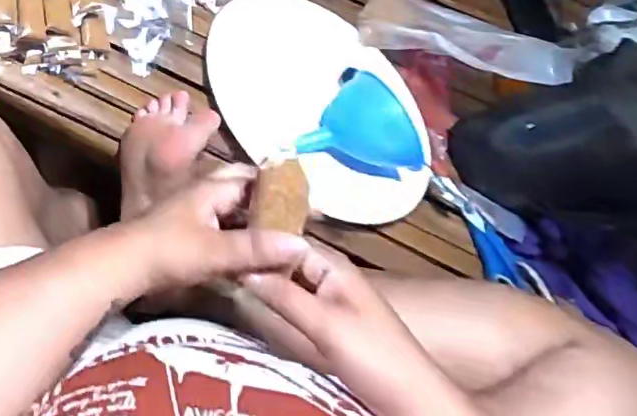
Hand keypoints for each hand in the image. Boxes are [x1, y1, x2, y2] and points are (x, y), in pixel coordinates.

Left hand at [113, 164, 309, 299]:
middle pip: (242, 187)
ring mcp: (194, 208)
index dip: (279, 186)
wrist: (126, 261)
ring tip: (281, 231)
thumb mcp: (216, 251)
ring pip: (231, 204)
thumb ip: (255, 247)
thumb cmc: (170, 250)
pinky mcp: (188, 226)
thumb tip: (300, 242)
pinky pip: (221, 220)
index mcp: (212, 187)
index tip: (306, 197)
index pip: (252, 178)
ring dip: (253, 214)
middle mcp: (204, 190)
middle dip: (268, 197)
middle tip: (297, 214)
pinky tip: (250, 246)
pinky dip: (239, 228)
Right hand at [240, 243, 473, 415]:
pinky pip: (296, 305)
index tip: (219, 239)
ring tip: (226, 280)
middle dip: (256, 259)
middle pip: (285, 259)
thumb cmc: (376, 359)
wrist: (418, 407)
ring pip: (288, 283)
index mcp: (331, 264)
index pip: (284, 238)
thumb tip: (242, 267)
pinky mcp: (331, 327)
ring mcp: (331, 301)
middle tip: (217, 261)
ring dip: (265, 283)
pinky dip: (277, 304)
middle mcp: (329, 275)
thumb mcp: (326, 326)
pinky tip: (254, 311)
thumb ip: (284, 296)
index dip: (255, 237)